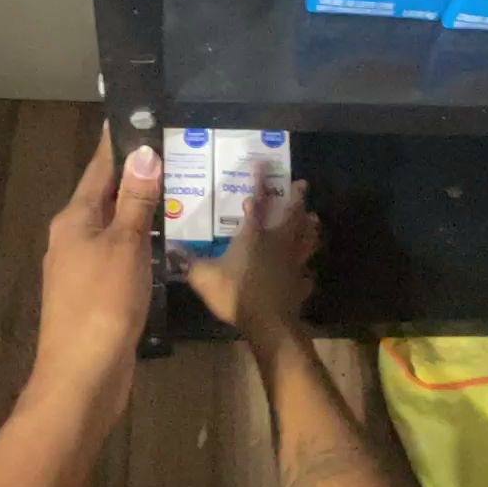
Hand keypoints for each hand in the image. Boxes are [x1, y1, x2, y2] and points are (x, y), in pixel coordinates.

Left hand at [26, 128, 161, 423]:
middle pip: (108, 195)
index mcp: (75, 218)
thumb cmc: (102, 303)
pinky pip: (123, 254)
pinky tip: (169, 241)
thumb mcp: (124, 245)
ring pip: (117, 226)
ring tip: (182, 189)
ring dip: (143, 209)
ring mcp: (83, 267)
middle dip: (138, 174)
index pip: (99, 168)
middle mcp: (74, 237)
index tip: (140, 115)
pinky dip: (144, 241)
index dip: (119, 142)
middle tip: (177, 150)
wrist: (83, 377)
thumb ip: (135, 199)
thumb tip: (143, 152)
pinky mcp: (98, 293)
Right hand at [186, 172, 319, 340]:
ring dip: (310, 227)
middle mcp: (278, 242)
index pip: (257, 202)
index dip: (259, 182)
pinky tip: (308, 272)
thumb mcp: (204, 277)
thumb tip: (172, 250)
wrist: (268, 323)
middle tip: (302, 183)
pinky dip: (308, 271)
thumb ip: (189, 262)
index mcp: (255, 235)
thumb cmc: (236, 294)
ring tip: (315, 218)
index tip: (264, 163)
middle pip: (292, 215)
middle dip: (296, 197)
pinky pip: (307, 274)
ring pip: (307, 238)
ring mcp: (294, 262)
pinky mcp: (301, 283)